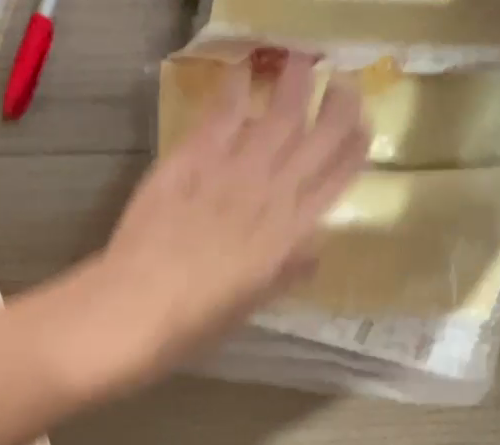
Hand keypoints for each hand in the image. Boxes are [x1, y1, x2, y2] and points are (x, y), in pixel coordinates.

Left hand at [102, 54, 366, 362]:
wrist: (136, 307)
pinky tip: (242, 75)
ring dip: (296, 85)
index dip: (354, 151)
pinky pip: (221, 116)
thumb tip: (310, 255)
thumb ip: (281, 275)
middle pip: (319, 137)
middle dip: (338, 106)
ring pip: (278, 116)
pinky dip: (235, 91)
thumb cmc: (192, 324)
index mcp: (290, 235)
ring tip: (303, 65)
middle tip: (343, 87)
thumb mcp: (247, 307)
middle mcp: (271, 194)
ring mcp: (233, 172)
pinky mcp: (192, 160)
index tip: (363, 131)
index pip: (337, 180)